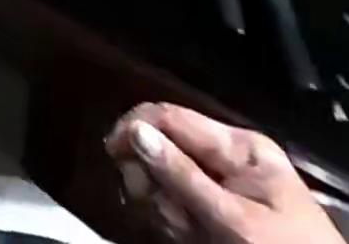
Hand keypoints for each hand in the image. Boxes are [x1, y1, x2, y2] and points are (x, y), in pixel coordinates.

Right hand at [107, 103, 345, 243]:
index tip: (110, 152)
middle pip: (165, 146)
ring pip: (167, 178)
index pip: (173, 117)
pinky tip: (183, 235)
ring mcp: (224, 187)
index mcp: (238, 146)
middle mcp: (227, 158)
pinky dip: (173, 220)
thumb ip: (184, 177)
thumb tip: (135, 131)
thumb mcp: (235, 222)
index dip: (137, 126)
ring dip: (163, 204)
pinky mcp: (220, 214)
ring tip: (182, 232)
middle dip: (152, 176)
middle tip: (153, 208)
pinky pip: (179, 204)